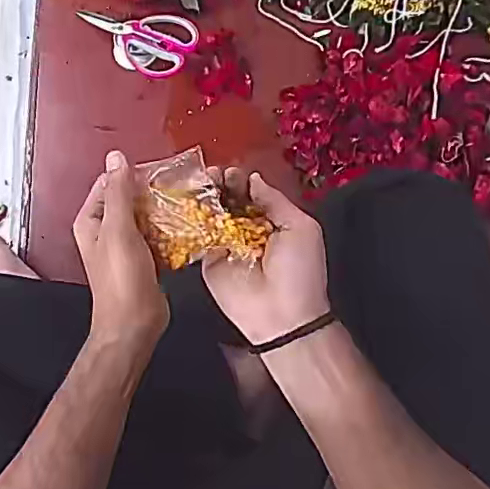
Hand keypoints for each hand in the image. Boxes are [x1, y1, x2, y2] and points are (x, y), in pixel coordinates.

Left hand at [73, 150, 168, 347]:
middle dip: (153, 193)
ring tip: (187, 203)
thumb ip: (119, 193)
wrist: (134, 324)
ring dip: (165, 211)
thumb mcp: (119, 229)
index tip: (158, 171)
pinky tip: (187, 226)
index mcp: (92, 221)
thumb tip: (116, 158)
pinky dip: (171, 230)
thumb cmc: (121, 281)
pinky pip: (158, 235)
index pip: (110, 183)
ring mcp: (126, 245)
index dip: (132, 175)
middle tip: (178, 186)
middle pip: (131, 199)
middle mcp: (106, 231)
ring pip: (148, 217)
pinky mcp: (144, 258)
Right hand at [202, 170, 330, 346]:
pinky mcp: (208, 260)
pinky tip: (188, 204)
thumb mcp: (300, 226)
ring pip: (211, 213)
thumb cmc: (300, 272)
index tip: (230, 172)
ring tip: (200, 186)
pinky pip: (198, 236)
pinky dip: (192, 219)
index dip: (240, 180)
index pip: (250, 192)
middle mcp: (247, 229)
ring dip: (204, 197)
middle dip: (219, 184)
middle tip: (212, 175)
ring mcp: (226, 244)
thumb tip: (253, 178)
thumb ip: (275, 200)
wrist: (284, 317)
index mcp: (271, 220)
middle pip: (228, 199)